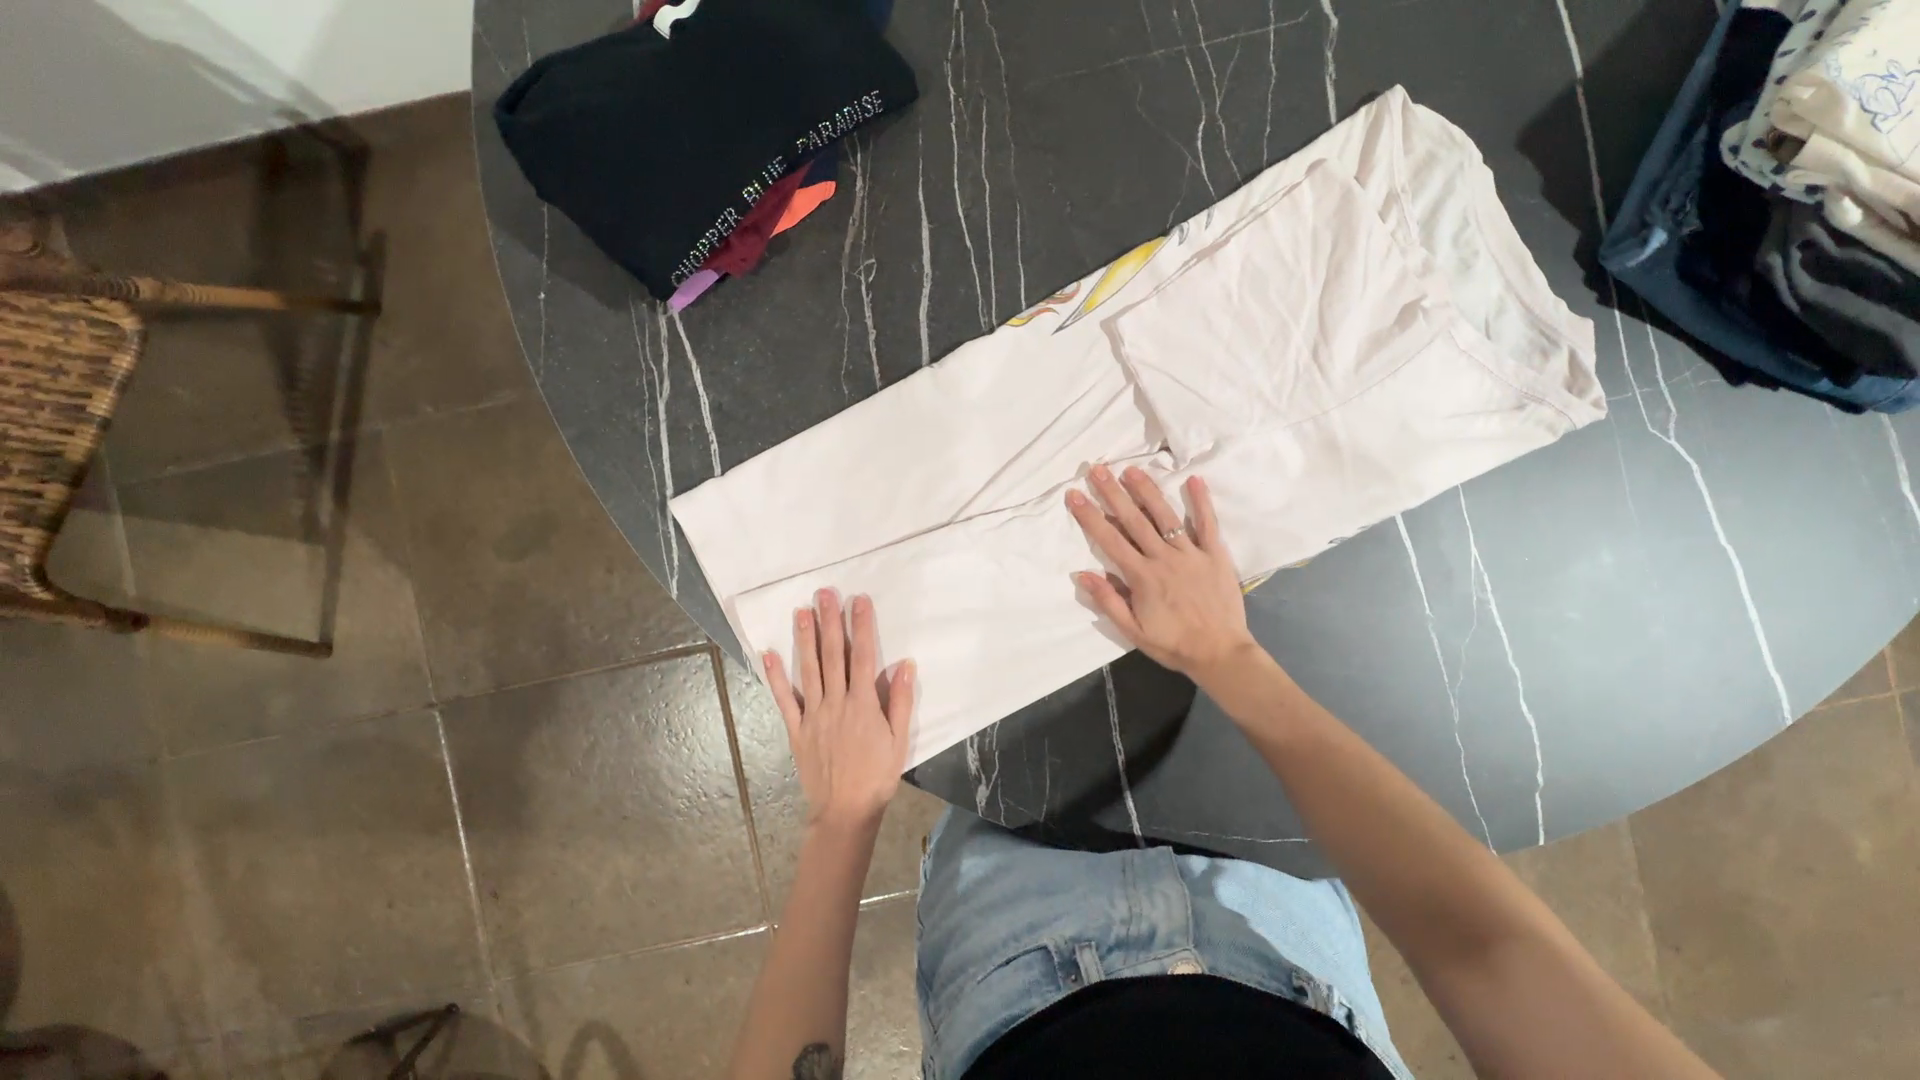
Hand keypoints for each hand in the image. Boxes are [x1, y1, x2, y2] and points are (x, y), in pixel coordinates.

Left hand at [763, 590, 915, 831]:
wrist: (845, 811)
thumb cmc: (878, 776)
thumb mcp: (900, 741)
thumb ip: (902, 702)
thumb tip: (906, 665)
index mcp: (865, 705)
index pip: (864, 657)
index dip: (862, 626)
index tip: (859, 600)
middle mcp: (837, 703)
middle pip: (834, 656)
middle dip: (830, 622)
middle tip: (825, 593)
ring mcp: (814, 715)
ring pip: (809, 670)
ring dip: (805, 639)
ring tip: (802, 611)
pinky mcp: (797, 729)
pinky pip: (785, 700)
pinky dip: (776, 677)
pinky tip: (770, 654)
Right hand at [1067, 465, 1257, 683]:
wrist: (1220, 653)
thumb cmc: (1173, 645)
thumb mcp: (1133, 631)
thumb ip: (1108, 601)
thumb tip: (1082, 574)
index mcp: (1141, 577)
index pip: (1109, 540)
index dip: (1089, 516)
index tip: (1074, 495)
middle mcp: (1164, 558)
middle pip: (1134, 520)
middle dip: (1113, 493)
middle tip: (1098, 469)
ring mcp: (1191, 554)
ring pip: (1165, 516)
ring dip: (1147, 491)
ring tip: (1131, 470)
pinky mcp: (1215, 555)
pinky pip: (1208, 524)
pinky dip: (1201, 501)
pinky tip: (1194, 480)